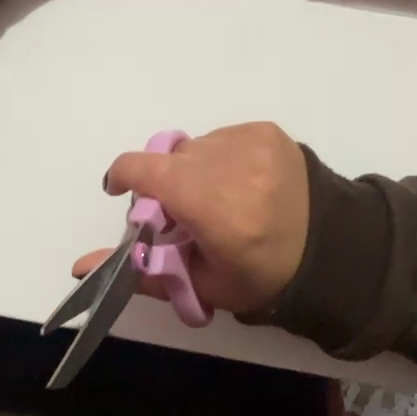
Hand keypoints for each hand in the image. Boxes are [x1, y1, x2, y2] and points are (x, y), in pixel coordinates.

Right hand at [73, 123, 310, 315]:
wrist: (337, 250)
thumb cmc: (265, 277)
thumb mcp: (203, 285)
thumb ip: (141, 272)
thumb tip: (79, 267)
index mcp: (213, 206)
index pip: (146, 171)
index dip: (123, 177)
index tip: (120, 192)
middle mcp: (229, 164)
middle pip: (169, 160)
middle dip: (166, 184)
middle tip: (185, 213)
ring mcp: (250, 142)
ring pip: (195, 147)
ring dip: (194, 169)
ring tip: (222, 198)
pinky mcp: (266, 130)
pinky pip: (222, 137)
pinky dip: (220, 157)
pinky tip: (243, 183)